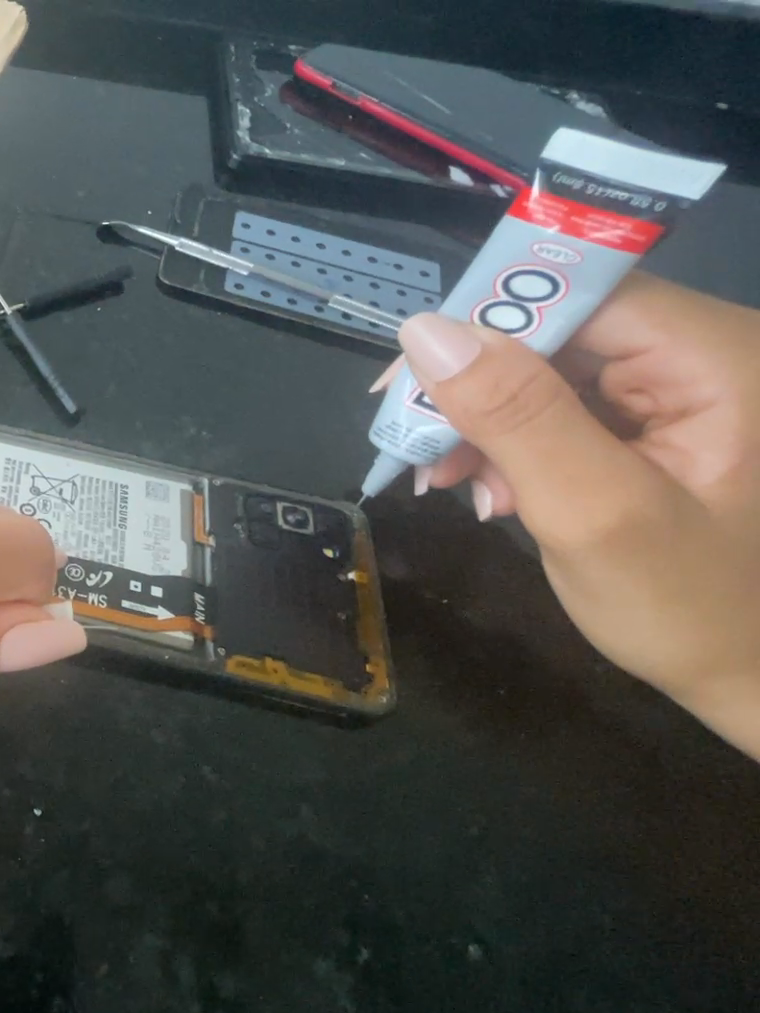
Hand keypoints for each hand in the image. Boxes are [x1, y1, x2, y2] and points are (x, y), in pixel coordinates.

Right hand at [381, 275, 759, 754]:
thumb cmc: (697, 607)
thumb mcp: (591, 512)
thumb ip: (514, 416)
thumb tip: (425, 332)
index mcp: (723, 360)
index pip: (580, 296)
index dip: (479, 325)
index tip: (400, 386)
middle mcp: (710, 356)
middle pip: (554, 332)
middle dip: (470, 391)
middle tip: (415, 452)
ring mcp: (686, 390)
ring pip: (544, 370)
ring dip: (479, 424)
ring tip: (451, 483)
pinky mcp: (661, 421)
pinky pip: (559, 405)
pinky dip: (506, 444)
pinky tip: (489, 487)